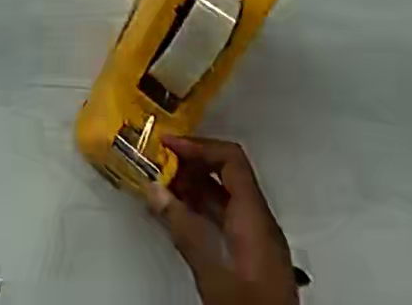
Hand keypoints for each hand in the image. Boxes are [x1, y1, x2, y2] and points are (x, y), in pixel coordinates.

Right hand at [142, 136, 297, 304]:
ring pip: (221, 194)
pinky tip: (173, 211)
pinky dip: (196, 205)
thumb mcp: (210, 267)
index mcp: (255, 217)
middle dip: (189, 163)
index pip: (231, 160)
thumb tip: (153, 189)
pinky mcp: (248, 253)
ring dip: (189, 184)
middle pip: (225, 173)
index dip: (198, 147)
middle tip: (156, 161)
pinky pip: (221, 214)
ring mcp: (254, 237)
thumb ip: (182, 226)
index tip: (167, 145)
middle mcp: (258, 221)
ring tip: (157, 182)